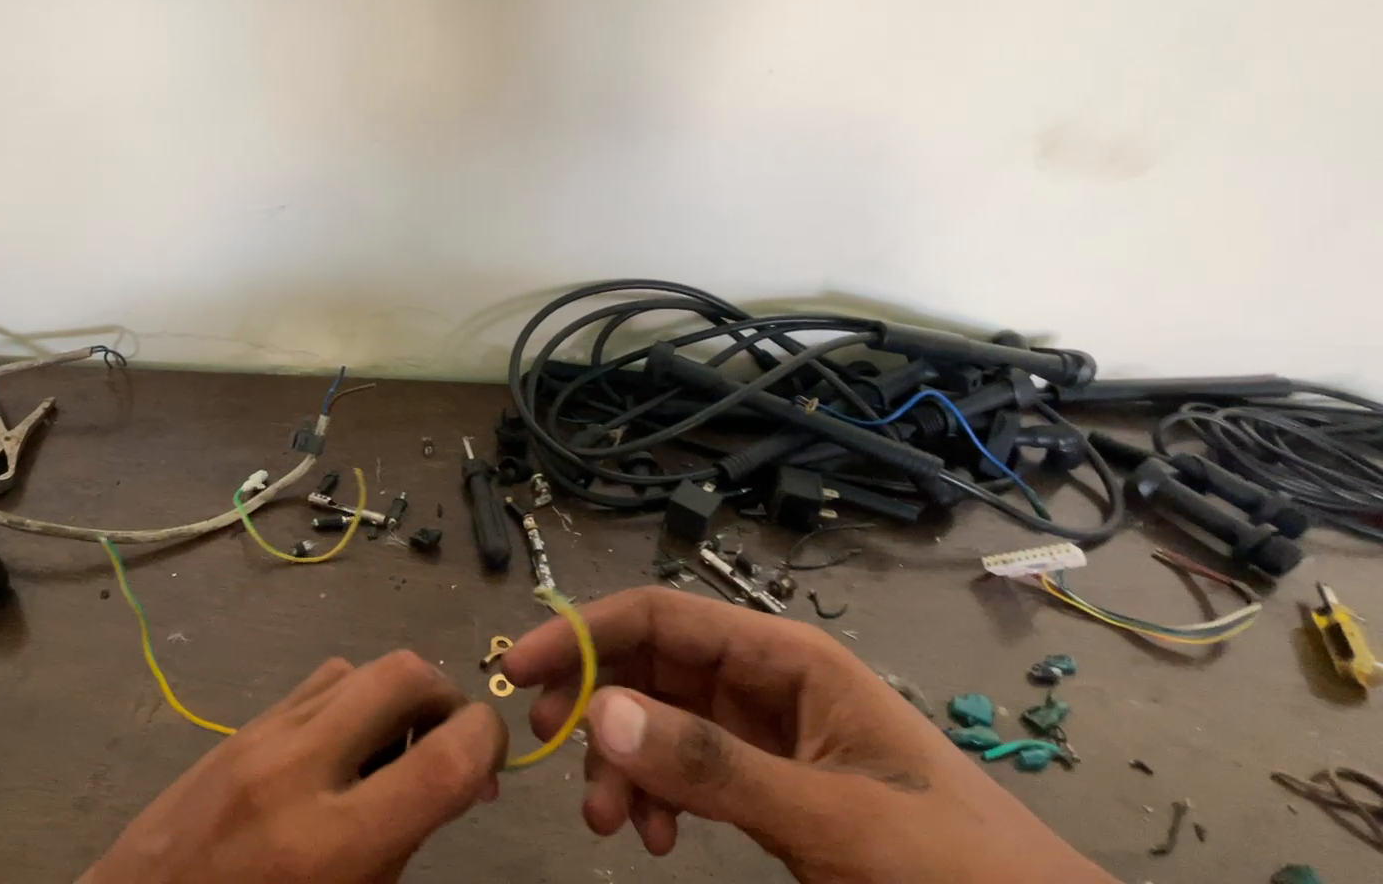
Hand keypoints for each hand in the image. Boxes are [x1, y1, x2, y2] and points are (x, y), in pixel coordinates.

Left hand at [78, 651, 505, 883]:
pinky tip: (348, 744)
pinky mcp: (239, 727)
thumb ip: (406, 840)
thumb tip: (457, 777)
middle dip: (446, 695)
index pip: (444, 757)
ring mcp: (259, 737)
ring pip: (359, 668)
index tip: (493, 757)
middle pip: (402, 673)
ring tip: (398, 745)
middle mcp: (295, 769)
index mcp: (329, 843)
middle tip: (451, 739)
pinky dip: (354, 700)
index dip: (489, 741)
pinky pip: (317, 685)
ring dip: (397, 695)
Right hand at [501, 587, 1115, 883]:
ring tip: (609, 821)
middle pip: (650, 663)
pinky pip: (682, 767)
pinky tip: (653, 837)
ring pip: (657, 718)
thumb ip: (716, 768)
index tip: (518, 669)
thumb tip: (598, 712)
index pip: (662, 615)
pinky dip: (652, 794)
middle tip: (550, 750)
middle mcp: (765, 680)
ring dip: (619, 759)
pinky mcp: (762, 781)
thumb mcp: (835, 821)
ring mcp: (762, 732)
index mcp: (786, 657)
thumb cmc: (954, 869)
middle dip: (594, 700)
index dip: (584, 631)